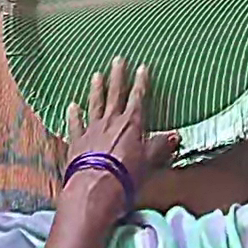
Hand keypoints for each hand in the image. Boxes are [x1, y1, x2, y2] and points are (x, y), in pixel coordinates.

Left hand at [63, 57, 178, 208]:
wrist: (95, 188)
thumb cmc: (126, 176)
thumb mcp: (149, 162)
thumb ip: (160, 146)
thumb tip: (175, 135)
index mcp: (132, 123)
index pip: (138, 98)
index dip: (141, 82)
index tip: (142, 67)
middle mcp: (111, 121)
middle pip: (115, 94)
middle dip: (117, 76)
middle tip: (117, 59)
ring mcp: (92, 129)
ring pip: (95, 104)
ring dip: (96, 89)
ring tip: (96, 75)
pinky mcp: (77, 141)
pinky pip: (75, 124)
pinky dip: (73, 114)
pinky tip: (72, 105)